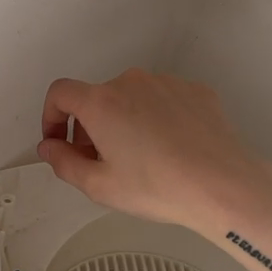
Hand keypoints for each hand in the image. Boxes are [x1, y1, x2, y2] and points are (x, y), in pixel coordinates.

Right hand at [37, 68, 270, 231]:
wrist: (222, 185)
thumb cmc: (159, 187)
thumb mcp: (99, 186)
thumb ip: (63, 163)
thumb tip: (49, 148)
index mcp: (102, 103)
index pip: (60, 93)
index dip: (51, 117)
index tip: (57, 142)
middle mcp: (132, 83)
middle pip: (96, 98)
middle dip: (88, 128)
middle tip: (97, 163)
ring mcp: (166, 83)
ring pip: (129, 99)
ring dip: (121, 123)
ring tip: (136, 161)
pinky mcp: (193, 91)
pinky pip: (160, 101)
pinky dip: (153, 120)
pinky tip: (165, 152)